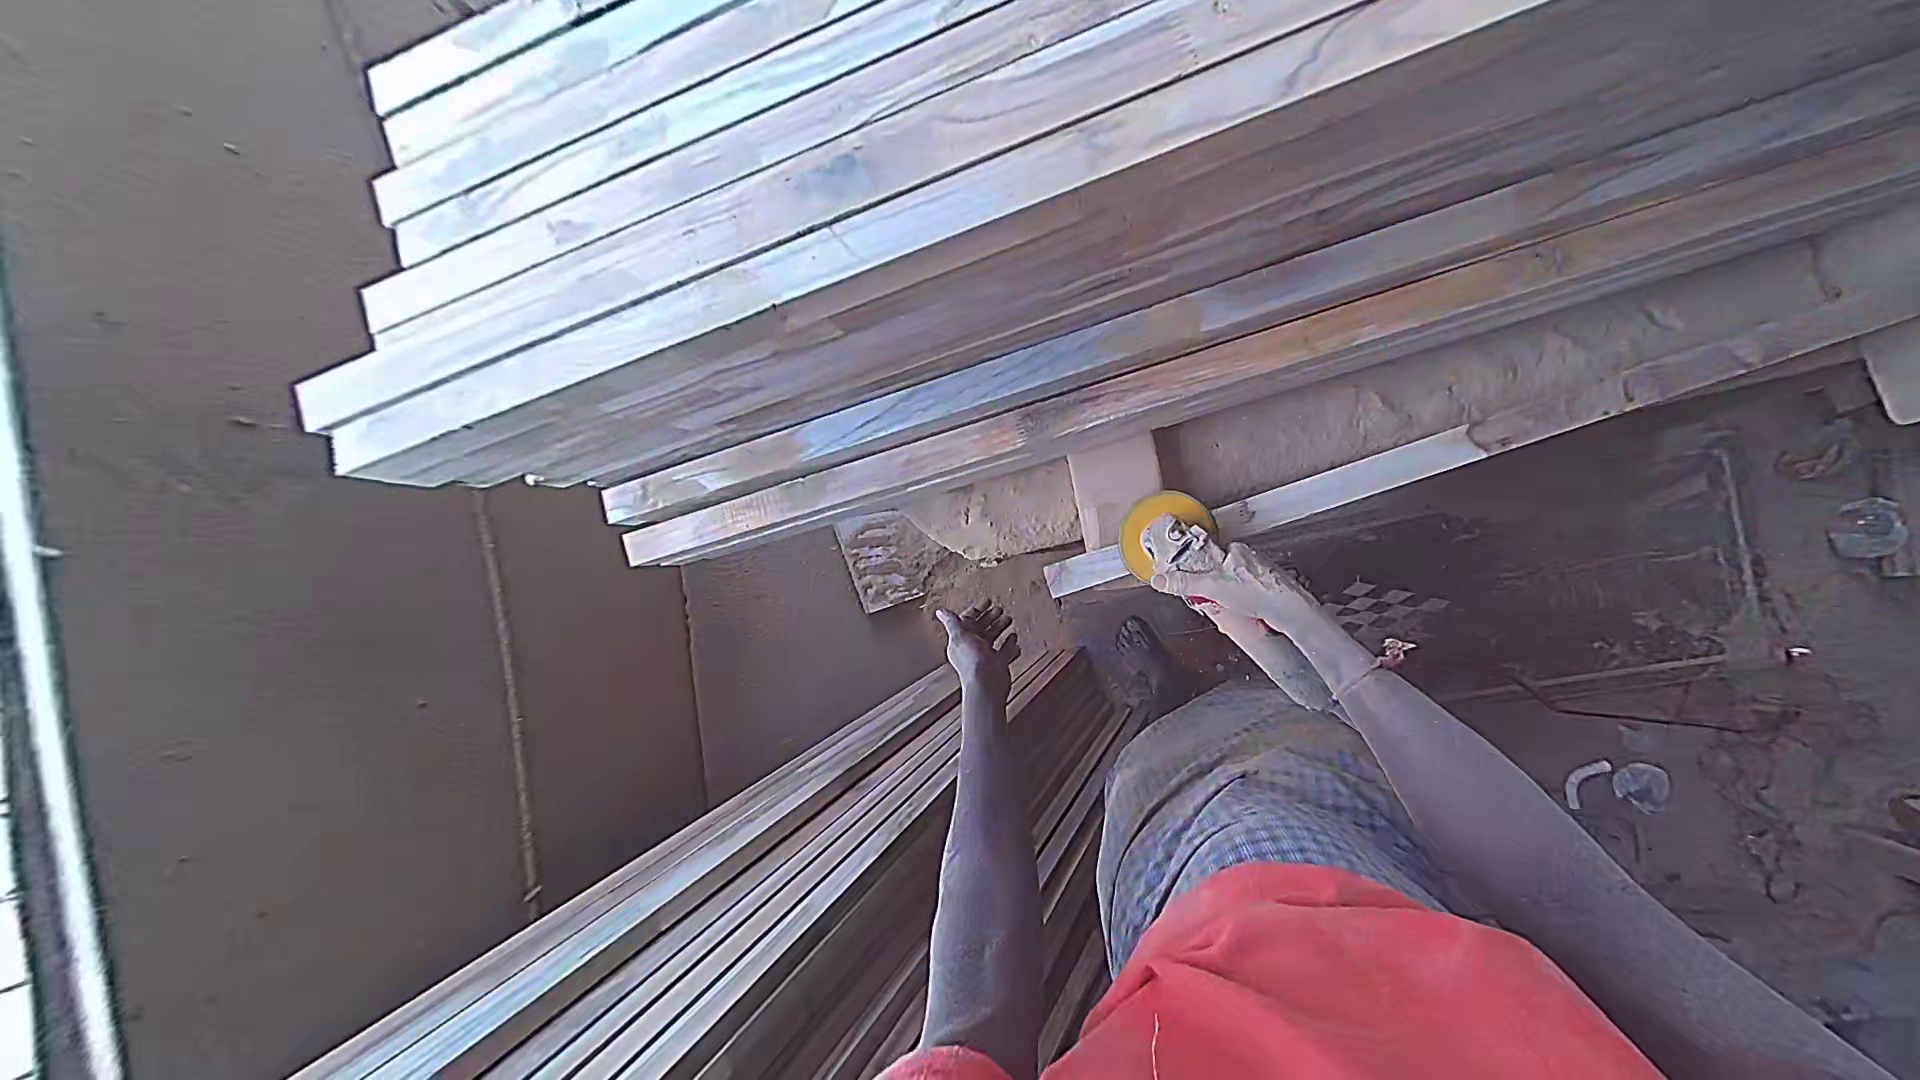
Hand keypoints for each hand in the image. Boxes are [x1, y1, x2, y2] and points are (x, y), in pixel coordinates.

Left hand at [935, 602, 1019, 701]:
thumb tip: (940, 611)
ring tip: (1009, 619)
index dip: (977, 610)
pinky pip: (1005, 651)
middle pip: (982, 628)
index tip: (988, 601)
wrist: (987, 683)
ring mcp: (986, 656)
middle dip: (990, 617)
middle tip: (1000, 609)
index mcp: (961, 640)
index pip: (968, 621)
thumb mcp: (959, 636)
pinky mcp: (999, 664)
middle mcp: (973, 647)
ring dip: (1000, 627)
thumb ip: (952, 623)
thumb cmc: (972, 660)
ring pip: (994, 637)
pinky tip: (1014, 637)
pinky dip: (1010, 644)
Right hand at [1149, 533, 1319, 624]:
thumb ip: (1184, 583)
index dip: (1203, 569)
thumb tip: (1161, 580)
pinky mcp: (1272, 587)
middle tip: (1214, 598)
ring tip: (1232, 607)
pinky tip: (1247, 611)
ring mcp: (1263, 573)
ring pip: (1239, 582)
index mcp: (1235, 551)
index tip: (1198, 580)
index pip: (1211, 554)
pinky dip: (1247, 602)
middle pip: (1224, 570)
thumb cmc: (1258, 593)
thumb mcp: (1211, 588)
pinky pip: (1252, 592)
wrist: (1290, 611)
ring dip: (1233, 596)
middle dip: (1217, 586)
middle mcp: (1251, 558)